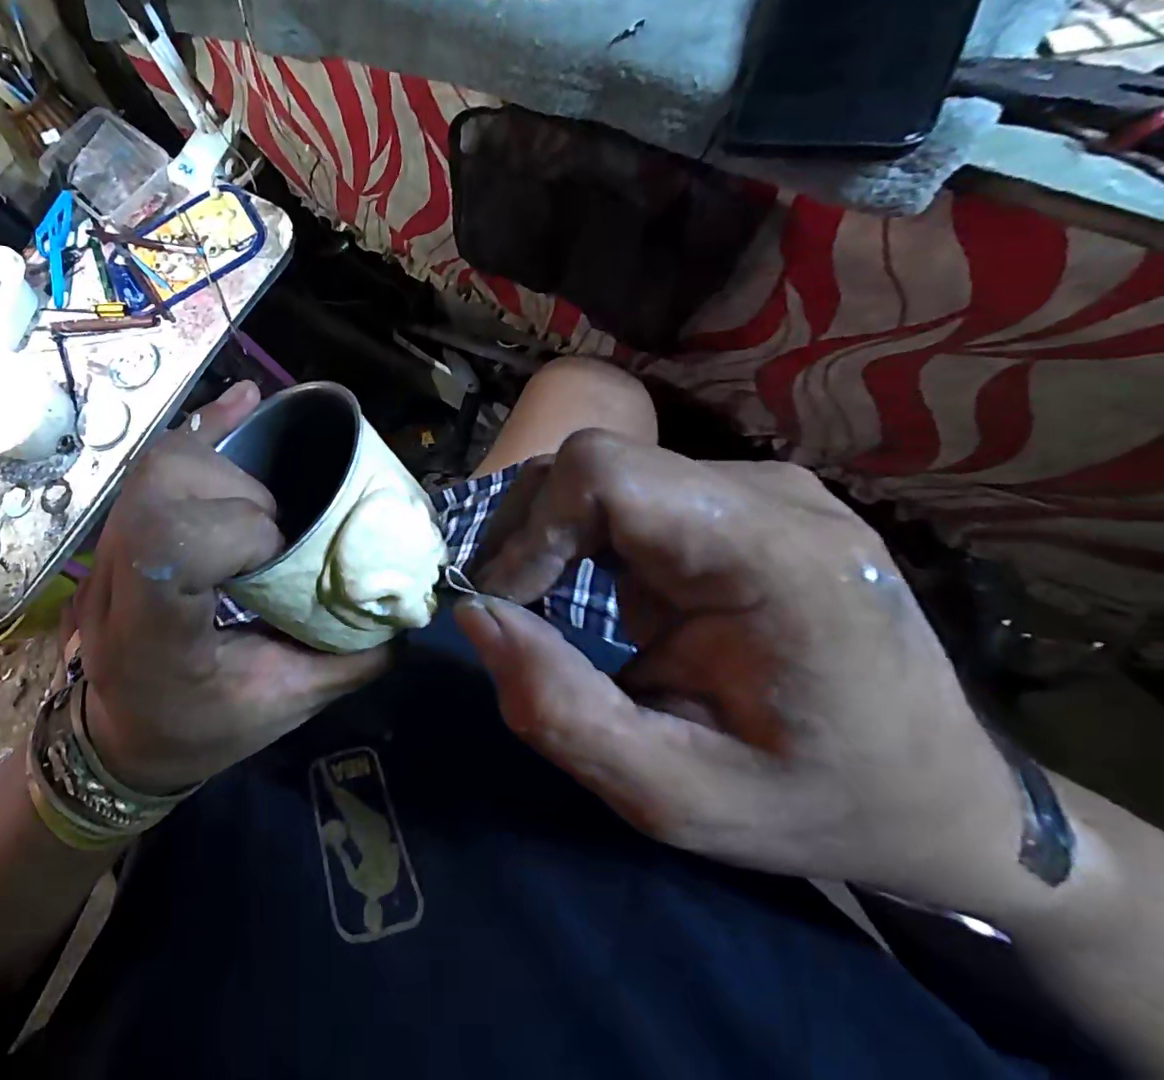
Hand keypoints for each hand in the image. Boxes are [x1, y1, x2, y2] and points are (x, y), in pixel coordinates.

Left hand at [76, 382, 389, 794]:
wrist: (124, 734)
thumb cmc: (198, 728)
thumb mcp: (280, 705)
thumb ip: (348, 655)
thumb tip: (410, 603)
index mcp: (150, 634)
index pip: (172, 542)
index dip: (239, 528)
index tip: (279, 556)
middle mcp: (113, 580)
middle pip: (161, 483)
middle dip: (237, 491)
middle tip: (275, 532)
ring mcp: (106, 550)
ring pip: (155, 464)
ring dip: (222, 463)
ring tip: (262, 503)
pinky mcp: (116, 531)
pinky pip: (152, 464)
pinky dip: (202, 432)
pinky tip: (243, 403)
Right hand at [461, 430, 1030, 914]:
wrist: (932, 795)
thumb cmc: (808, 804)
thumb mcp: (669, 796)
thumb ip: (560, 710)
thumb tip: (473, 613)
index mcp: (776, 559)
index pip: (605, 473)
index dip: (530, 532)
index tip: (505, 607)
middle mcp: (771, 498)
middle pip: (591, 467)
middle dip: (524, 537)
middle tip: (506, 615)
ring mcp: (758, 491)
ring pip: (595, 474)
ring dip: (541, 539)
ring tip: (532, 608)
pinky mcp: (735, 502)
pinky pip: (619, 493)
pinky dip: (570, 538)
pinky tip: (575, 591)